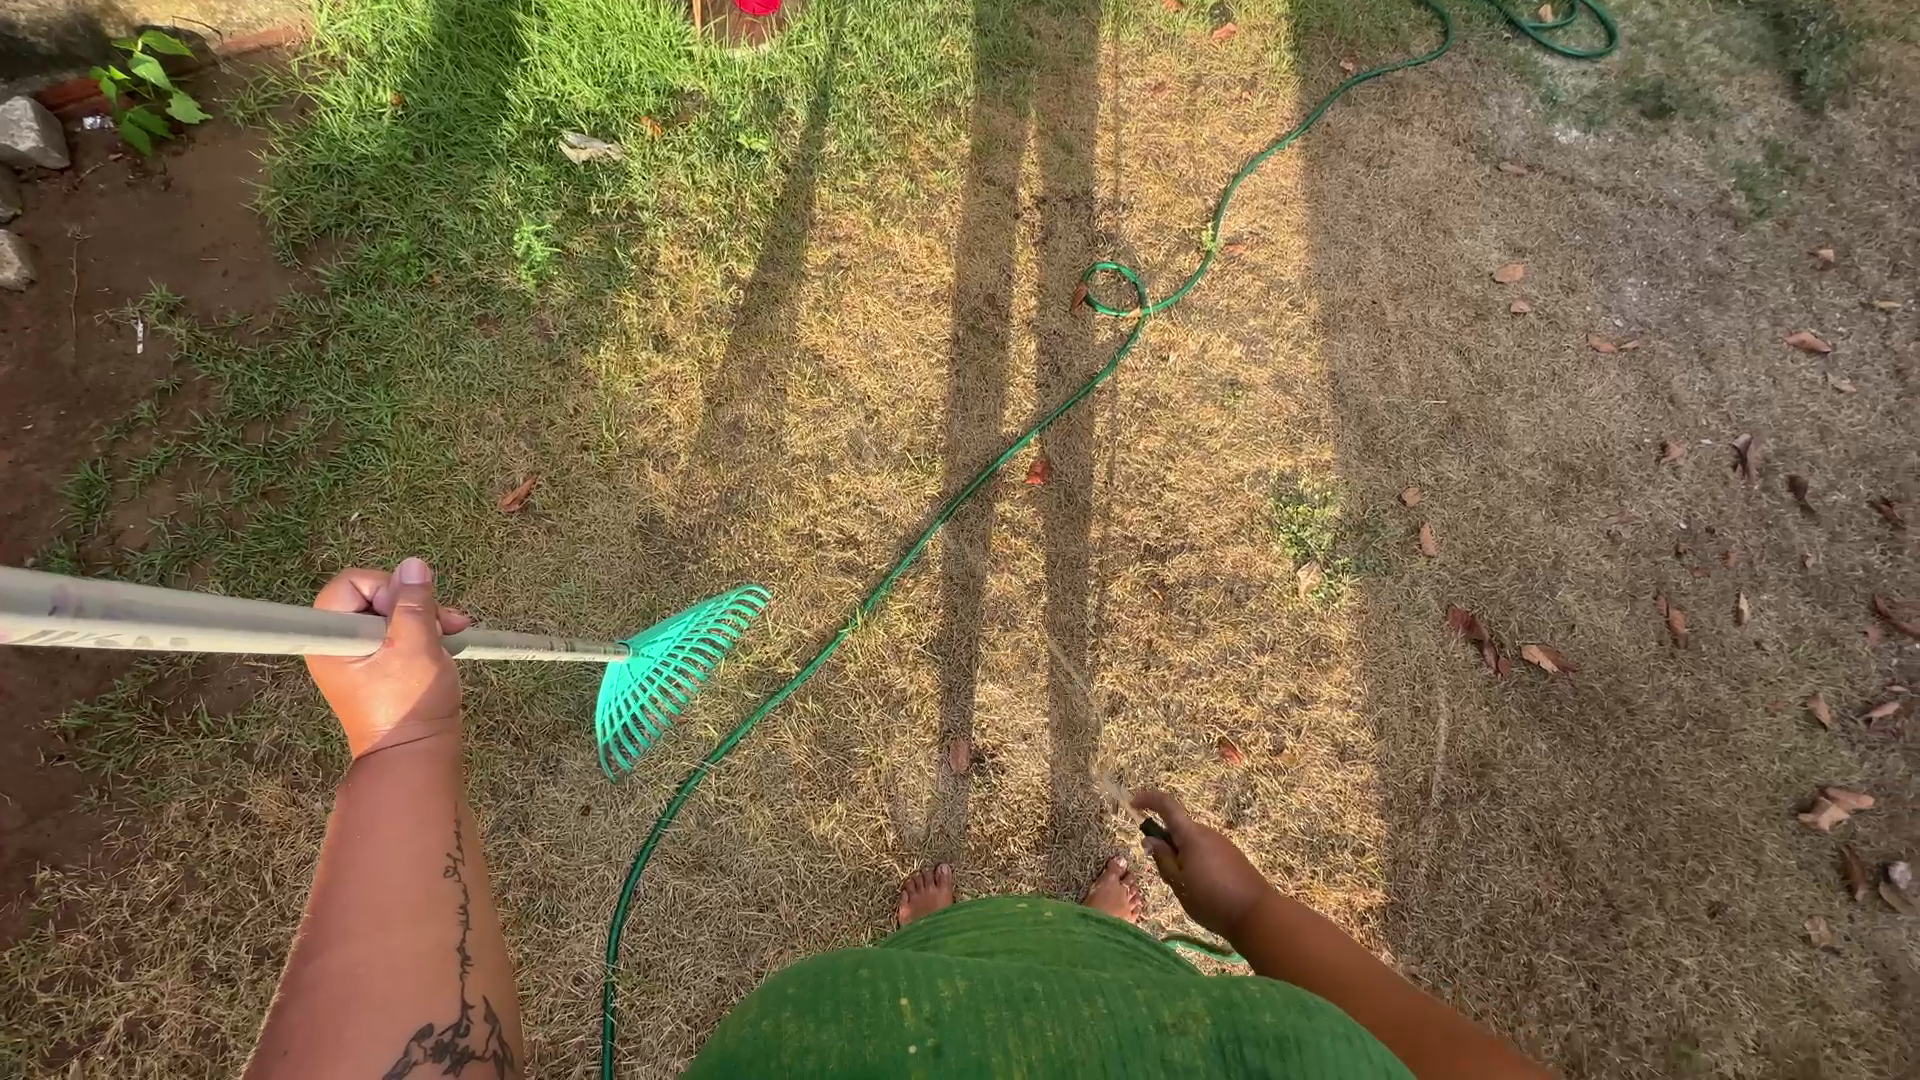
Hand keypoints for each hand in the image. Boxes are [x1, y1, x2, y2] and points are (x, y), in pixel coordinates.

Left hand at [306, 558, 471, 759]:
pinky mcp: (376, 662)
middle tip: (444, 621)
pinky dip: (423, 631)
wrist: (415, 748)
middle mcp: (338, 641)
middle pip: (373, 596)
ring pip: (391, 613)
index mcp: (332, 638)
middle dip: (414, 602)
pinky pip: (397, 631)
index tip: (412, 610)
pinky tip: (446, 640)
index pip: (350, 585)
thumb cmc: (410, 701)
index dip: (386, 588)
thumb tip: (413, 564)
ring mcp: (357, 653)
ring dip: (426, 616)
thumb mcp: (417, 646)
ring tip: (453, 631)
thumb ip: (415, 603)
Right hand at [1132, 789, 1276, 939]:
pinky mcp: (1233, 857)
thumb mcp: (1178, 883)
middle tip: (1165, 873)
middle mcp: (1207, 833)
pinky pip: (1206, 852)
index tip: (1133, 805)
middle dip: (1166, 844)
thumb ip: (1162, 859)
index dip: (1148, 800)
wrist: (1258, 915)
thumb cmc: (1212, 900)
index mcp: (1191, 835)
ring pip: (1192, 843)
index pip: (1166, 805)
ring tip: (1186, 888)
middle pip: (1179, 828)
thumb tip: (1151, 839)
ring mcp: (1223, 844)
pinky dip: (1196, 863)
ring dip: (1182, 856)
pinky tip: (1204, 890)